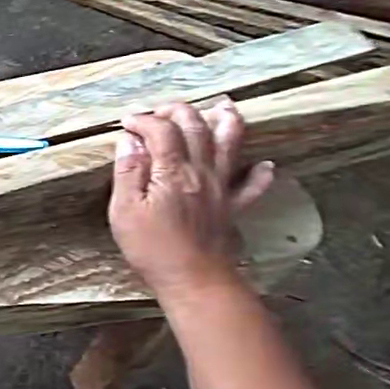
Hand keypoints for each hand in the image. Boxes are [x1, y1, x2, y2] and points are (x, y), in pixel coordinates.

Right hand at [108, 101, 273, 298]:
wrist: (194, 281)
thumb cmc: (154, 250)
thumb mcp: (125, 211)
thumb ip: (127, 172)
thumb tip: (129, 141)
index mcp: (172, 171)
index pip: (161, 130)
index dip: (143, 120)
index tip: (128, 122)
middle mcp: (201, 172)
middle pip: (196, 126)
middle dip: (178, 111)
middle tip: (161, 110)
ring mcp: (220, 189)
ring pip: (229, 144)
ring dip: (227, 121)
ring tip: (224, 106)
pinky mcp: (231, 208)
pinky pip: (252, 188)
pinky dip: (259, 175)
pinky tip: (264, 166)